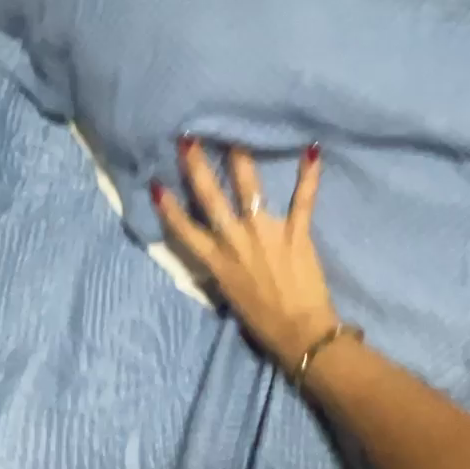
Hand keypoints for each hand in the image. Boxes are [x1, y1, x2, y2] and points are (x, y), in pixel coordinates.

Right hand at [152, 139, 340, 368]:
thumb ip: (222, 267)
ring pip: (248, 189)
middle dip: (197, 166)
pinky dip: (309, 175)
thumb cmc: (262, 321)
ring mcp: (265, 234)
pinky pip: (303, 200)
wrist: (299, 334)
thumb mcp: (229, 295)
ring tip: (236, 135)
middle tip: (189, 138)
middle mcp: (235, 241)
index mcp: (216, 261)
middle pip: (210, 197)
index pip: (183, 229)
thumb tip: (216, 250)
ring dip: (240, 160)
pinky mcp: (296, 234)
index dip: (168, 207)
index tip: (157, 183)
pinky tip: (313, 150)